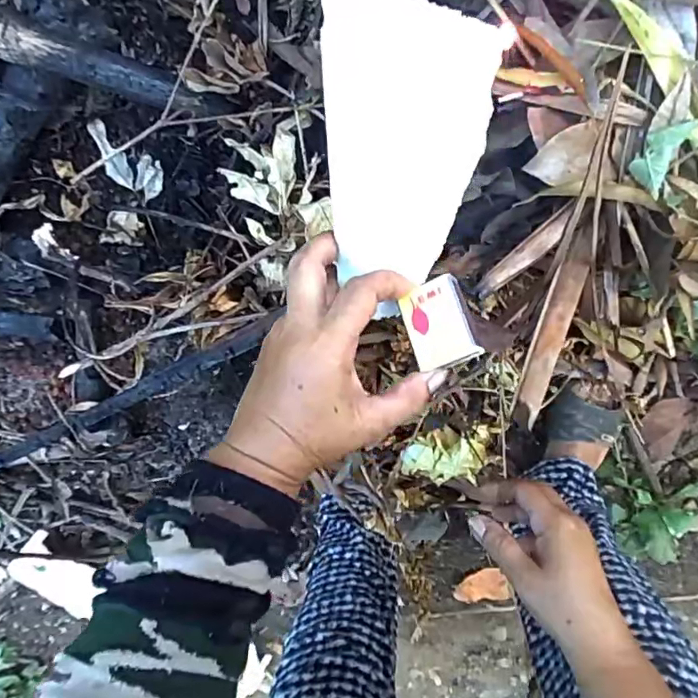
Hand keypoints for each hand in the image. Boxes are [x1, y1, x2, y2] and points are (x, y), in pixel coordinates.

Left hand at [207, 233, 442, 494]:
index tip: (408, 289)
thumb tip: (437, 376)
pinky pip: (298, 307)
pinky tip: (341, 319)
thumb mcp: (370, 424)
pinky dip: (320, 298)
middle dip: (331, 243)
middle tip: (358, 244)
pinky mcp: (274, 342)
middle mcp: (299, 328)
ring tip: (356, 281)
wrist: (261, 454)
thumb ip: (408, 398)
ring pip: (299, 283)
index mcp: (325, 344)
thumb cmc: (315, 439)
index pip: (360, 291)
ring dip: (326, 271)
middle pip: (306, 263)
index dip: (389, 280)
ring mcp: (281, 332)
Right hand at [469, 480, 633, 666]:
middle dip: (510, 496)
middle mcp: (572, 521)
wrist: (597, 637)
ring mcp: (579, 535)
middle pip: (538, 495)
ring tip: (495, 525)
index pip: (525, 490)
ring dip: (520, 512)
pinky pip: (554, 527)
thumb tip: (476, 521)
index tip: (475, 496)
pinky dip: (532, 528)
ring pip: (546, 511)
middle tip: (483, 506)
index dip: (498, 489)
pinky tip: (516, 547)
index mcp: (558, 522)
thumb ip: (498, 543)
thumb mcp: (522, 575)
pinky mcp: (581, 549)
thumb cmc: (558, 605)